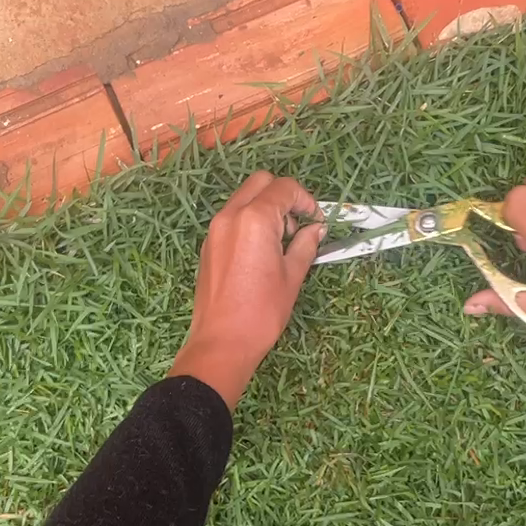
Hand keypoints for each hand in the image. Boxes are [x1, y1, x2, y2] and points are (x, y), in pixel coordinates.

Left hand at [168, 171, 325, 407]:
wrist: (222, 342)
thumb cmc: (261, 312)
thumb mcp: (292, 276)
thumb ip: (305, 245)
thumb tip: (316, 229)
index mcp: (255, 220)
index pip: (284, 189)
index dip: (306, 200)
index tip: (316, 220)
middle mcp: (231, 216)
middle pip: (262, 183)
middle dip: (284, 197)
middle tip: (298, 226)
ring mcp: (215, 229)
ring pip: (245, 198)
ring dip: (266, 208)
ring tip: (280, 242)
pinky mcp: (208, 244)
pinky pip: (232, 217)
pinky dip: (250, 221)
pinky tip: (261, 251)